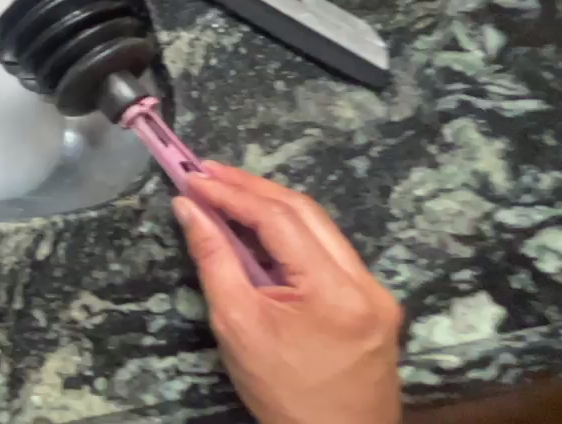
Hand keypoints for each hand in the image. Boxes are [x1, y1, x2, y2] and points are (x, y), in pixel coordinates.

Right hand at [174, 162, 402, 423]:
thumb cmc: (280, 390)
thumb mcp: (235, 322)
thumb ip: (212, 256)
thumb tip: (187, 205)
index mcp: (335, 291)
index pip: (278, 219)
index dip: (231, 193)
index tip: (191, 177)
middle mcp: (366, 284)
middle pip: (303, 211)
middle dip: (249, 186)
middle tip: (204, 172)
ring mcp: (374, 293)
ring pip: (317, 225)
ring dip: (268, 202)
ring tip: (222, 189)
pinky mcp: (371, 303)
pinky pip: (325, 247)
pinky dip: (286, 227)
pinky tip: (254, 224)